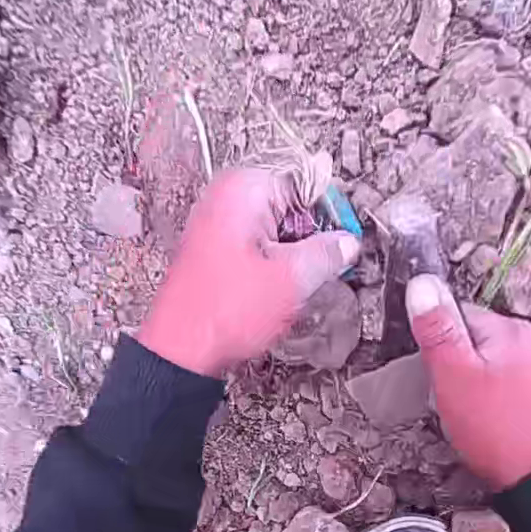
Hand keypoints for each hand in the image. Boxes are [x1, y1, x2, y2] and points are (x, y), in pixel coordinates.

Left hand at [138, 168, 359, 376]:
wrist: (183, 348)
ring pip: (279, 231)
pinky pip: (261, 248)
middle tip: (327, 266)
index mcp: (245, 190)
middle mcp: (228, 199)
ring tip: (298, 285)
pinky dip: (277, 267)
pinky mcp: (218, 251)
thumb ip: (327, 254)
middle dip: (314, 238)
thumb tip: (347, 243)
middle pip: (293, 207)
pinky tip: (279, 292)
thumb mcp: (291, 279)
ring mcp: (220, 225)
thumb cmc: (222, 312)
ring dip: (297, 257)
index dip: (333, 214)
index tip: (347, 239)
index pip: (307, 183)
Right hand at [408, 274, 530, 490]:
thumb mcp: (454, 374)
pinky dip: (477, 393)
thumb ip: (438, 329)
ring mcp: (529, 367)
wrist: (529, 477)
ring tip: (462, 406)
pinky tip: (475, 414)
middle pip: (467, 337)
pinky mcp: (527, 390)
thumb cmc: (493, 427)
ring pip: (477, 360)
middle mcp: (525, 341)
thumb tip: (421, 285)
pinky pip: (491, 378)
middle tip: (448, 391)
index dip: (437, 341)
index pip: (457, 313)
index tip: (434, 368)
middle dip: (450, 363)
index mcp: (510, 329)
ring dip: (462, 380)